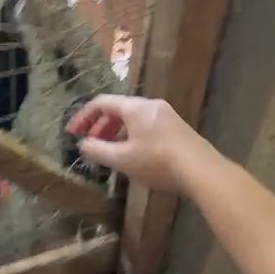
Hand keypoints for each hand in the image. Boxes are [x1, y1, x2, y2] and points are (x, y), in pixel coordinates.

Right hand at [65, 95, 216, 193]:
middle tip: (91, 144)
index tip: (73, 133)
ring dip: (118, 133)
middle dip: (101, 126)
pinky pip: (148, 127)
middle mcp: (152, 106)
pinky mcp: (178, 130)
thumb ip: (99, 150)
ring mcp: (168, 116)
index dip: (84, 116)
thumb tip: (83, 144)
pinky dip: (134, 137)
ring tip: (111, 153)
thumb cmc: (158, 162)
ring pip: (135, 119)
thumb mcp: (123, 159)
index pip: (102, 103)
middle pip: (120, 109)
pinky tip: (134, 157)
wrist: (201, 170)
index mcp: (136, 107)